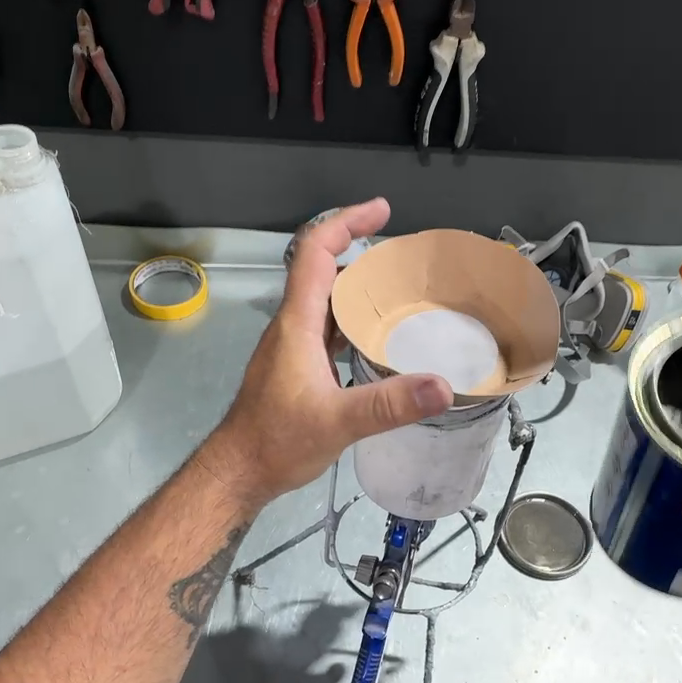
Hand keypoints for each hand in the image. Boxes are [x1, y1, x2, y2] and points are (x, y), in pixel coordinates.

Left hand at [197, 199, 454, 509]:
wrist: (239, 471)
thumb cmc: (277, 442)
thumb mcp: (337, 423)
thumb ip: (388, 405)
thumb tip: (442, 386)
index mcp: (297, 324)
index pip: (316, 253)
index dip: (346, 222)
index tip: (382, 211)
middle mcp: (293, 327)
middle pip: (323, 271)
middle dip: (361, 251)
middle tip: (406, 259)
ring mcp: (293, 348)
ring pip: (326, 302)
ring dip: (359, 289)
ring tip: (402, 294)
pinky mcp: (297, 368)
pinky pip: (328, 329)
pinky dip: (354, 321)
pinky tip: (379, 340)